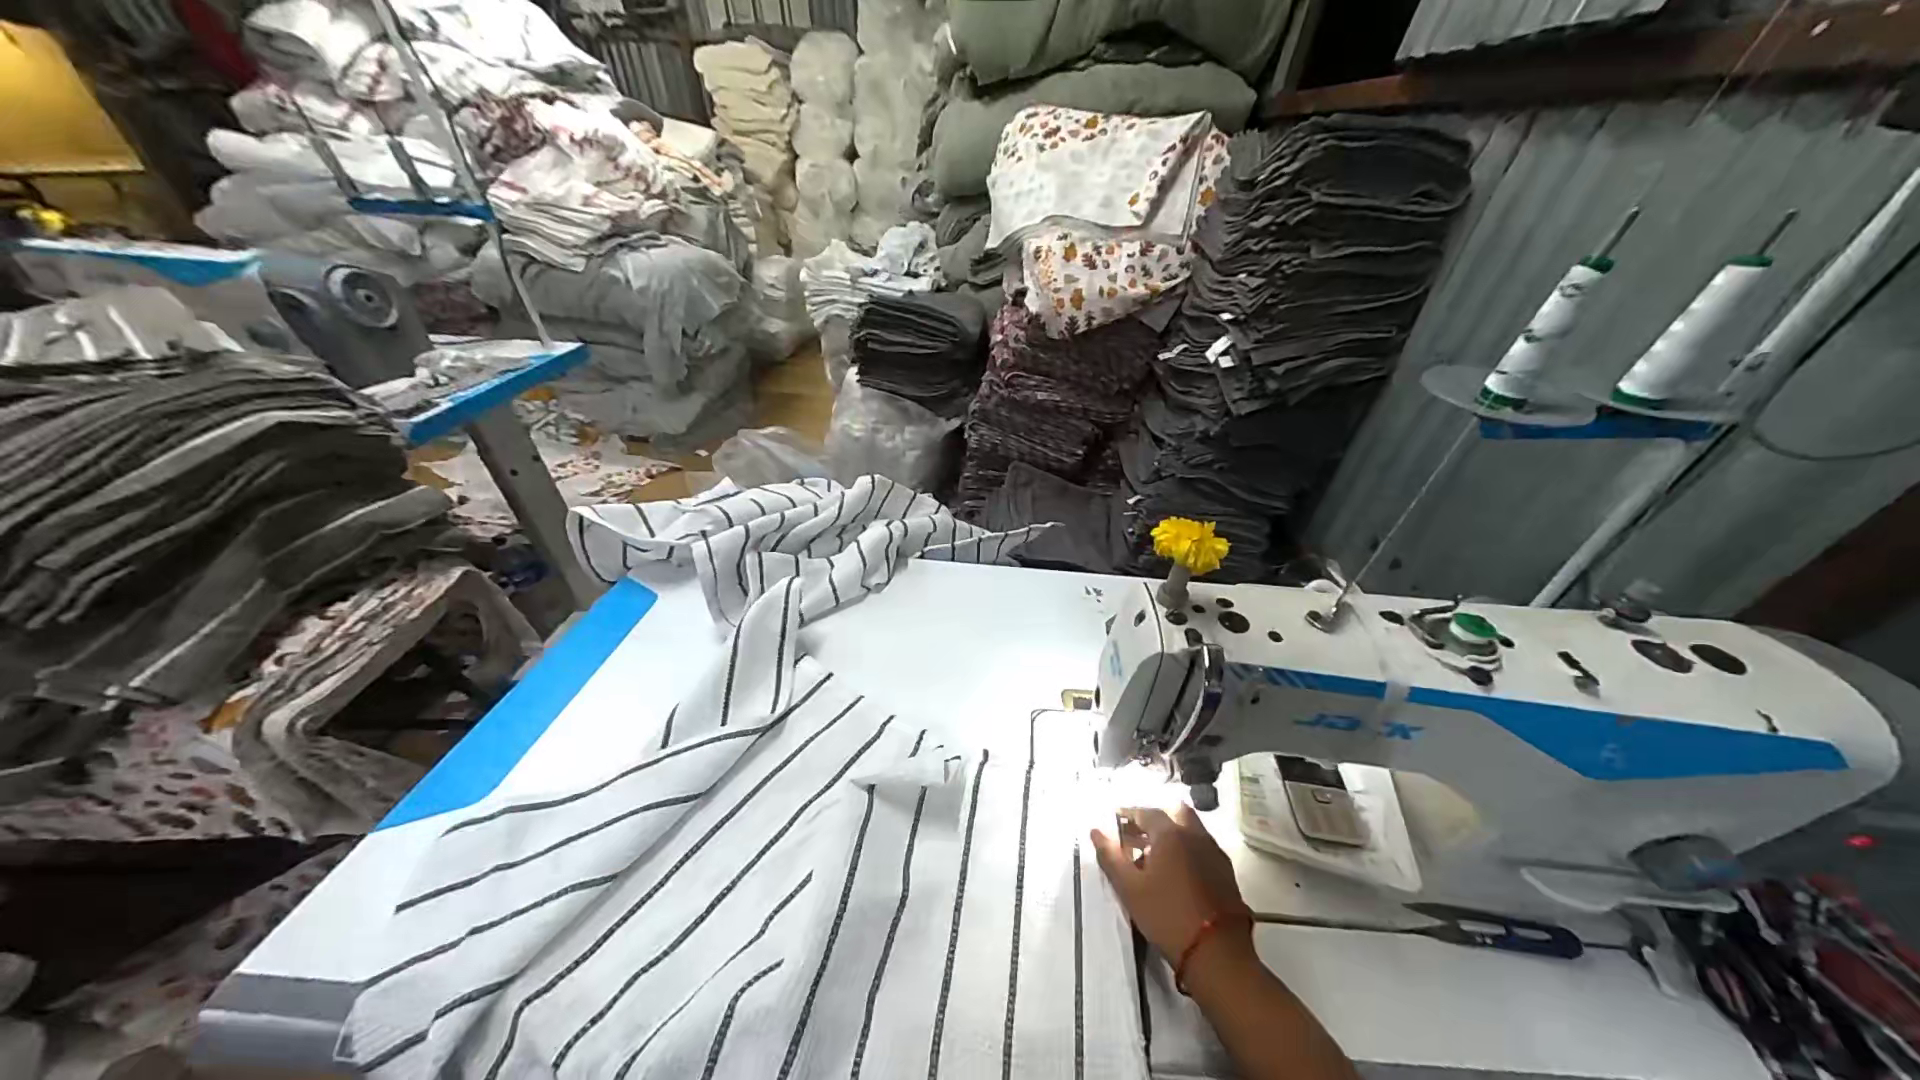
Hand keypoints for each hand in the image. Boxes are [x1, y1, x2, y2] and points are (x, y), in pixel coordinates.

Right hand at [1089, 804, 1250, 958]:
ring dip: (1172, 833)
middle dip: (1154, 819)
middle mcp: (1195, 835)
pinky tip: (1176, 872)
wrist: (1218, 955)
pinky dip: (1187, 848)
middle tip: (1136, 834)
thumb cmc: (1167, 917)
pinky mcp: (1227, 873)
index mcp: (1170, 834)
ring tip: (1154, 856)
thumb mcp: (1130, 889)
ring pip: (1191, 829)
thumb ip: (1111, 857)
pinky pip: (1202, 848)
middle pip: (1174, 813)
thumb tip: (1096, 831)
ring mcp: (1214, 853)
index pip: (1146, 812)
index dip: (1127, 814)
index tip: (1115, 821)